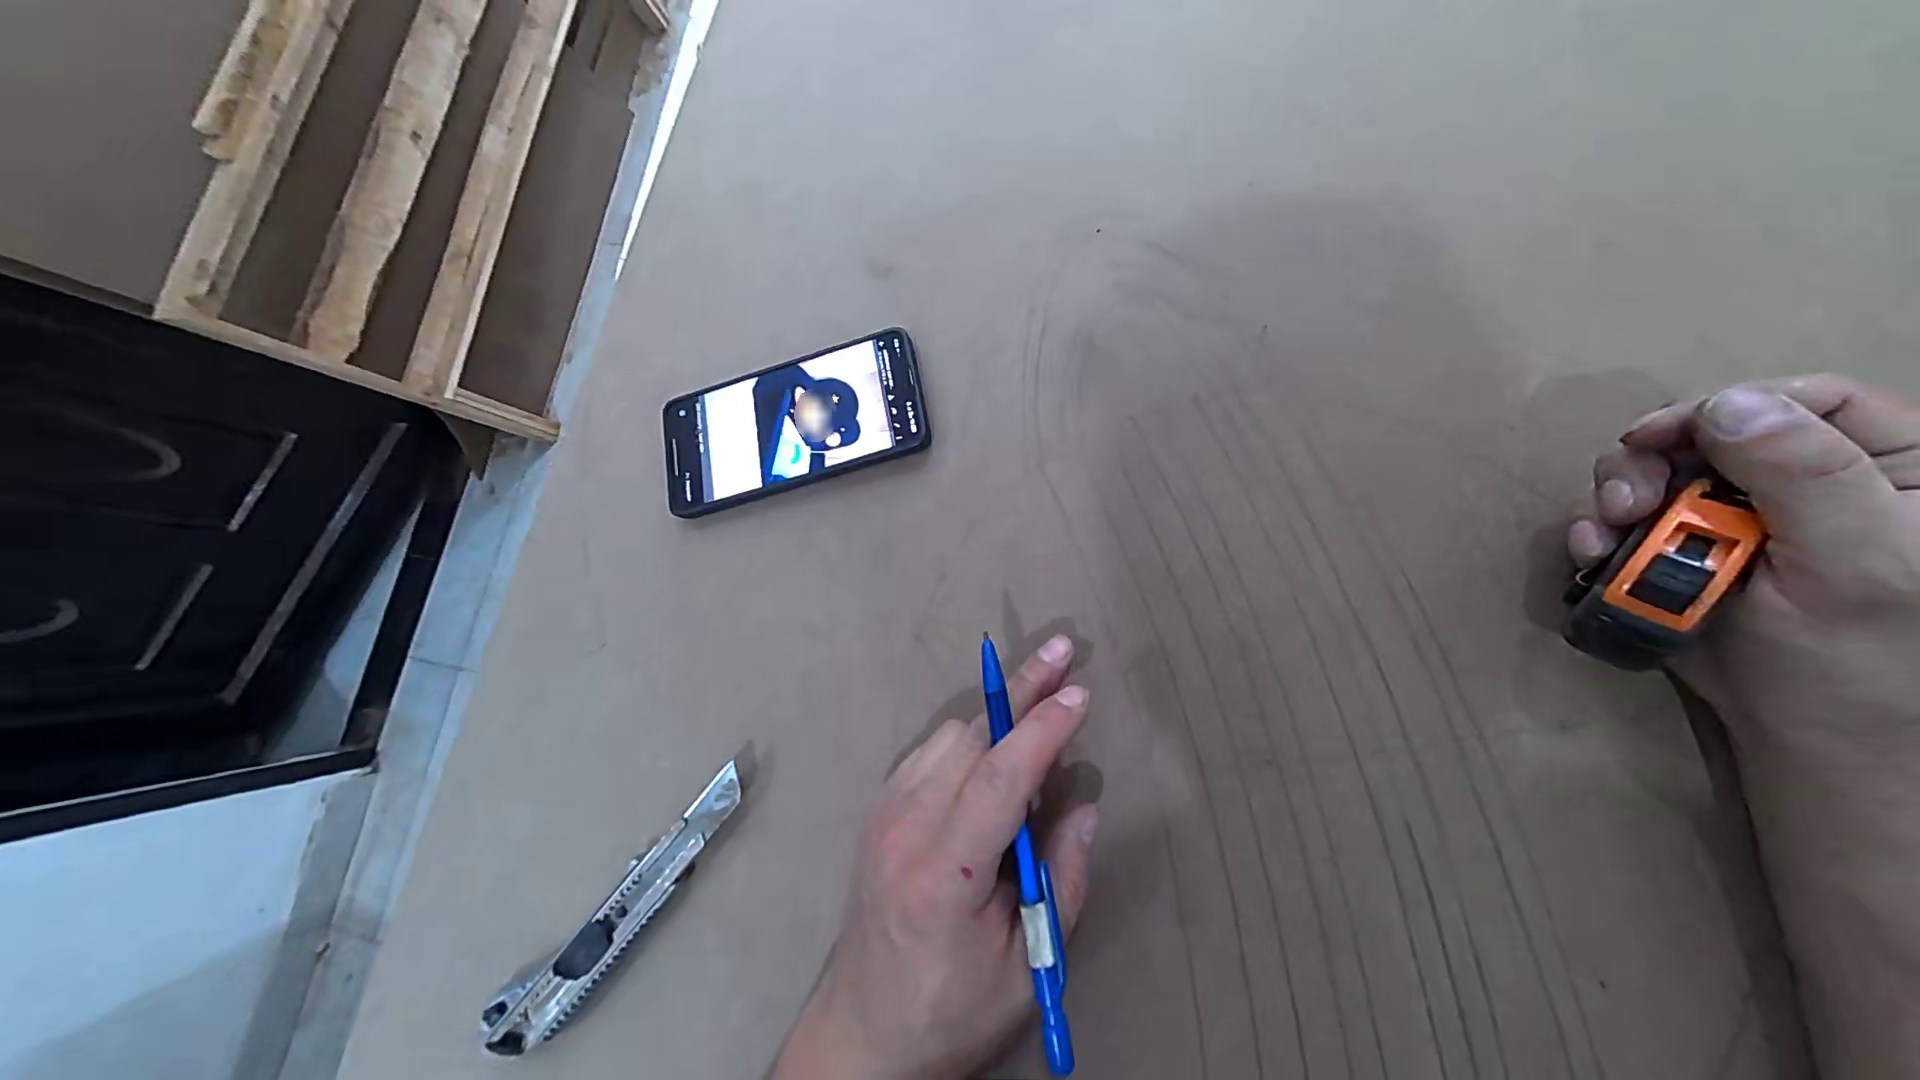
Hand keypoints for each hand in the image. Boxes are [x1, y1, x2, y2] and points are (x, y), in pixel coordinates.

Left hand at [773, 635, 1098, 1079]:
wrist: (864, 1030)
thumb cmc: (953, 1009)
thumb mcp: (1027, 968)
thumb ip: (1062, 881)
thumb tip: (1083, 805)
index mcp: (944, 874)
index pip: (1000, 778)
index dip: (1043, 729)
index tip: (1079, 693)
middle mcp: (905, 828)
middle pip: (970, 738)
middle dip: (1021, 692)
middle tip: (1060, 653)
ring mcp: (884, 816)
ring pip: (948, 736)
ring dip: (996, 715)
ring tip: (1040, 705)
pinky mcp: (877, 813)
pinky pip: (928, 753)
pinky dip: (968, 738)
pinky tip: (994, 747)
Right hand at [1568, 374, 1919, 754]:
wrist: (1804, 730)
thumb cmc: (1858, 655)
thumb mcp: (1857, 561)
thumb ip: (1806, 473)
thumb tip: (1726, 403)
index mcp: (1889, 468)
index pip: (1810, 400)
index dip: (1726, 407)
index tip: (1656, 435)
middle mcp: (1805, 478)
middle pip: (1708, 432)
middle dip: (1650, 463)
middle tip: (1622, 505)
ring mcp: (1734, 511)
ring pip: (1654, 471)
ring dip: (1614, 497)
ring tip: (1605, 538)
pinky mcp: (1680, 541)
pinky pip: (1624, 516)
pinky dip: (1598, 531)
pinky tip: (1593, 554)